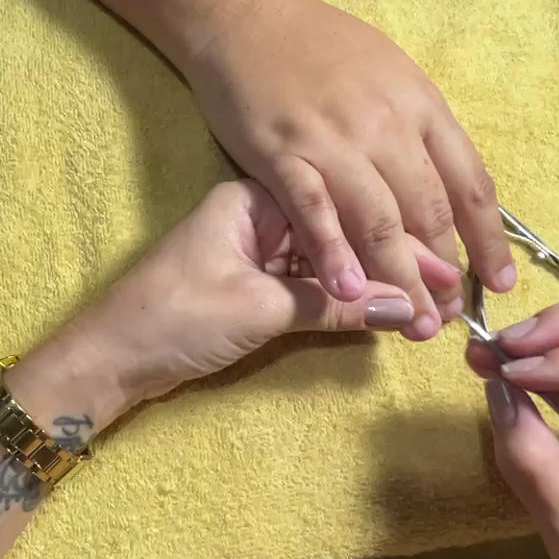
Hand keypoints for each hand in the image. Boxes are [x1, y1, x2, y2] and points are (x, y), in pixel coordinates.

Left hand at [58, 180, 453, 415]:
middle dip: (390, 263)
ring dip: (370, 284)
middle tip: (447, 289)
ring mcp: (256, 251)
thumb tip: (403, 309)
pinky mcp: (252, 283)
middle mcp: (259, 216)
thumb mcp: (259, 309)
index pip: (338, 209)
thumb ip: (334, 308)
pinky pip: (309, 285)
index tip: (441, 267)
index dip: (392, 239)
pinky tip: (380, 309)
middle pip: (339, 234)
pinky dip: (342, 300)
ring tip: (425, 302)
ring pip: (328, 262)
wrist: (112, 358)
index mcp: (254, 199)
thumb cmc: (175, 317)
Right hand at [176, 0, 515, 342]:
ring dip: (399, 277)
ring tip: (410, 323)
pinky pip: (314, 211)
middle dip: (443, 272)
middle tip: (447, 318)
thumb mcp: (387, 71)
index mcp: (418, 103)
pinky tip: (348, 290)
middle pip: (427, 211)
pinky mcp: (281, 153)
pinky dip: (333, 253)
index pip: (468, 182)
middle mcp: (384, 124)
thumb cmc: (318, 44)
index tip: (499, 282)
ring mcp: (332, 138)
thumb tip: (443, 183)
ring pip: (378, 220)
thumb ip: (415, 127)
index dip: (488, 238)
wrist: (245, 17)